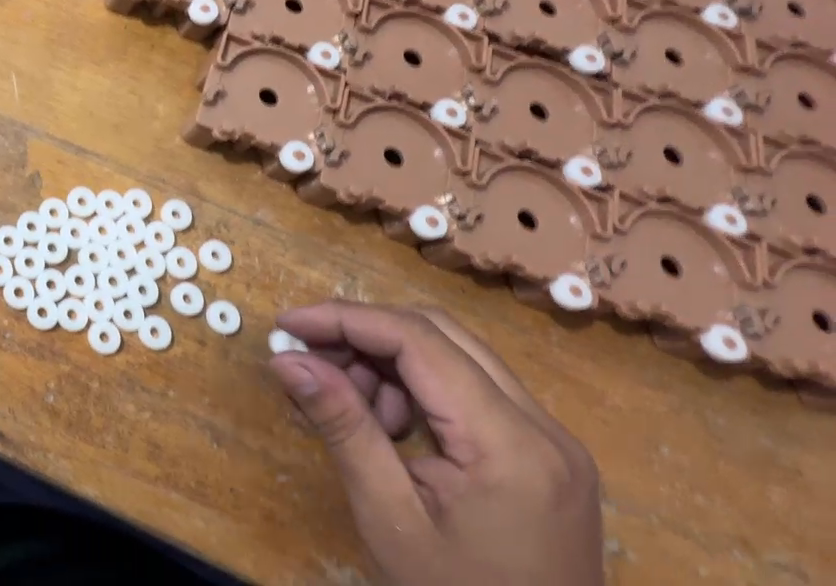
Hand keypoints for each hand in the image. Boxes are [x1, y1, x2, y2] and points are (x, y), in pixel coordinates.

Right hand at [268, 302, 602, 585]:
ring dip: (389, 361)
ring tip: (347, 405)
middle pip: (440, 334)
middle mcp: (544, 427)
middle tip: (308, 358)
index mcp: (510, 444)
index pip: (419, 340)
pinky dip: (417, 387)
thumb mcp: (388, 517)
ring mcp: (552, 440)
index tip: (287, 323)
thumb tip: (285, 359)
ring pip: (456, 355)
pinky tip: (386, 424)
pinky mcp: (545, 454)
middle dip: (364, 333)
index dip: (346, 319)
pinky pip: (471, 389)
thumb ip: (343, 427)